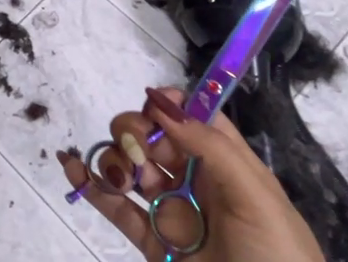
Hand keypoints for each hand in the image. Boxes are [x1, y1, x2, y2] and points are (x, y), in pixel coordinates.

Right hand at [58, 87, 323, 261]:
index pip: (195, 119)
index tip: (152, 107)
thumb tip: (160, 100)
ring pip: (130, 167)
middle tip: (136, 151)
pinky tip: (70, 166)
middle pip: (153, 136)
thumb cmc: (278, 260)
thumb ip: (211, 148)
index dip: (170, 105)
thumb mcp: (259, 201)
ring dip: (114, 159)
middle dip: (134, 131)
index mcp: (229, 169)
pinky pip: (115, 206)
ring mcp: (171, 211)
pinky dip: (88, 183)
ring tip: (118, 180)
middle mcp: (197, 183)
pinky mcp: (151, 240)